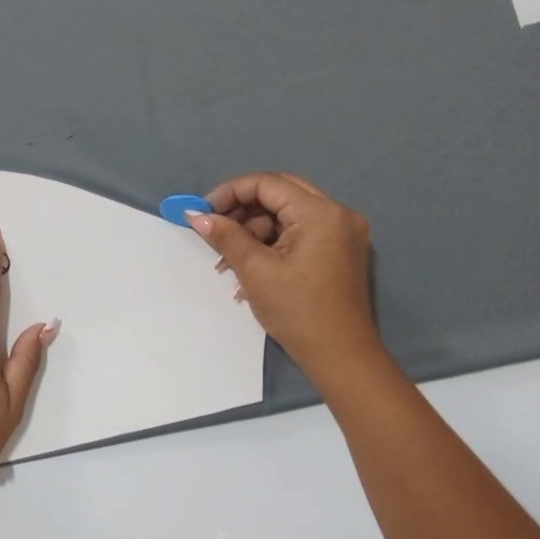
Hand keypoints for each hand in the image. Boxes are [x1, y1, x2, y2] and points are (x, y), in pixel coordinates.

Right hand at [185, 173, 380, 370]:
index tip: (203, 212)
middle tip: (214, 228)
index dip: (230, 192)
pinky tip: (250, 265)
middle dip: (242, 208)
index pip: (268, 183)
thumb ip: (226, 236)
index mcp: (321, 213)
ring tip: (228, 259)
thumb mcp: (255, 271)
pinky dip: (273, 241)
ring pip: (288, 213)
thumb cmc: (297, 311)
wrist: (340, 355)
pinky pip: (300, 231)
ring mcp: (342, 232)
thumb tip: (196, 216)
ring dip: (255, 228)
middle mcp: (337, 213)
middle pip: (280, 193)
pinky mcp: (340, 249)